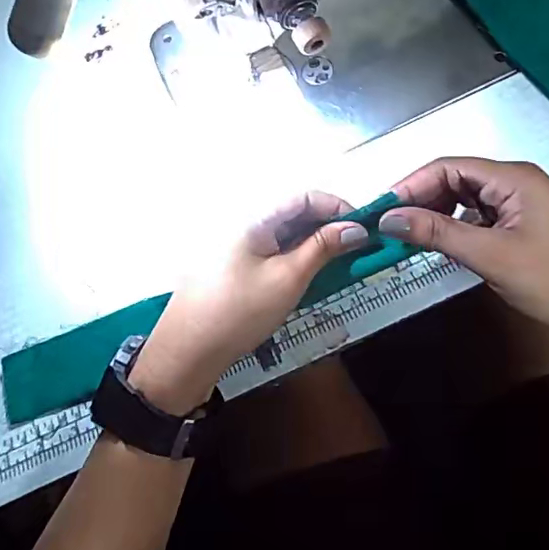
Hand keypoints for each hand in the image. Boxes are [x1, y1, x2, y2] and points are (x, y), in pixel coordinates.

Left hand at [130, 192, 368, 415]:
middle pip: (294, 211)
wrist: (185, 353)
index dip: (338, 208)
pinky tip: (308, 272)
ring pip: (283, 231)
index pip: (306, 196)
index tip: (364, 229)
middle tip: (356, 248)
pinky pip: (270, 247)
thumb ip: (323, 247)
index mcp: (254, 216)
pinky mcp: (231, 262)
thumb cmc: (239, 312)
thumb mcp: (288, 278)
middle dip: (328, 225)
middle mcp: (242, 220)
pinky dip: (294, 254)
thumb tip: (356, 228)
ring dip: (313, 241)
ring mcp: (234, 242)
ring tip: (337, 262)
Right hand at [380, 157, 548, 406]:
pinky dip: (462, 227)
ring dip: (441, 213)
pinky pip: (485, 215)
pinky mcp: (530, 224)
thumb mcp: (491, 256)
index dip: (411, 185)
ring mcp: (526, 202)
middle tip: (392, 227)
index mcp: (513, 177)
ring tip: (413, 237)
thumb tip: (391, 218)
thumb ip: (438, 232)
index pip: (448, 166)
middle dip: (423, 199)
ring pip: (470, 198)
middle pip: (458, 178)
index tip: (382, 210)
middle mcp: (519, 180)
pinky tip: (447, 244)